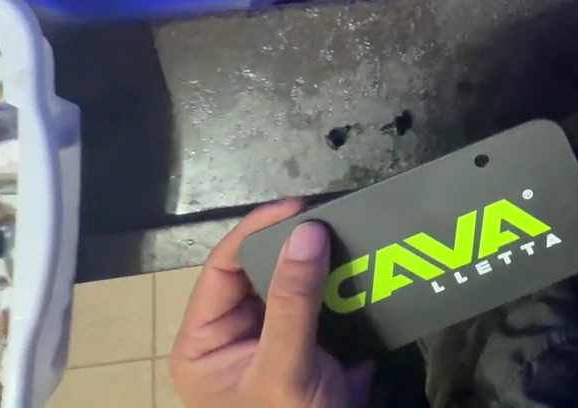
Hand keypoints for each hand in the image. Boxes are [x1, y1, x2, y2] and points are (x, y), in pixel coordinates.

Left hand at [170, 199, 374, 407]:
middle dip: (297, 240)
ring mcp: (280, 336)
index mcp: (207, 342)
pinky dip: (348, 278)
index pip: (223, 268)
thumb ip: (294, 301)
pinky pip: (329, 296)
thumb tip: (307, 229)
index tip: (299, 206)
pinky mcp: (317, 341)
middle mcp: (238, 333)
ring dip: (327, 256)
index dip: (257, 231)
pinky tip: (370, 260)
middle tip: (334, 216)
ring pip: (299, 277)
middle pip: (262, 268)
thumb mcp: (283, 372)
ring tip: (355, 230)